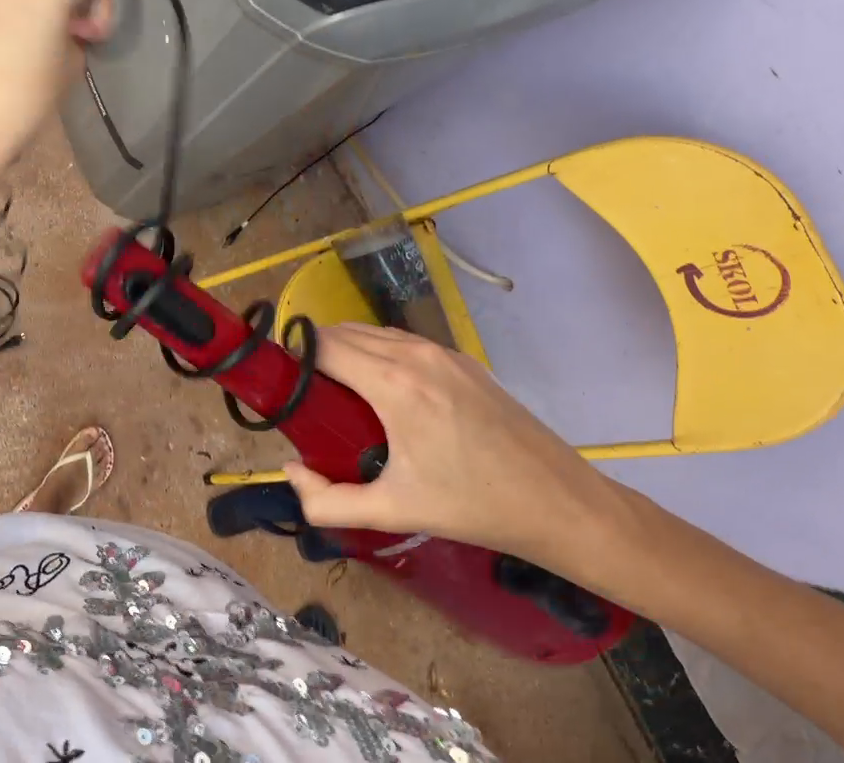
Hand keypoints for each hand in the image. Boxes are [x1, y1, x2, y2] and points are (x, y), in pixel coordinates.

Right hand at [283, 324, 625, 564]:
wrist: (562, 505)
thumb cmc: (473, 508)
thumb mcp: (392, 511)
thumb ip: (325, 501)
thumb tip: (289, 472)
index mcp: (394, 385)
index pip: (321, 344)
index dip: (292, 359)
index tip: (281, 388)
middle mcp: (415, 355)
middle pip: (341, 332)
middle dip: (313, 357)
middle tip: (306, 399)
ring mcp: (443, 354)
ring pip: (370, 332)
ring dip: (344, 352)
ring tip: (339, 397)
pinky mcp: (463, 361)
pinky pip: (400, 342)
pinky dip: (376, 354)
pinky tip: (381, 396)